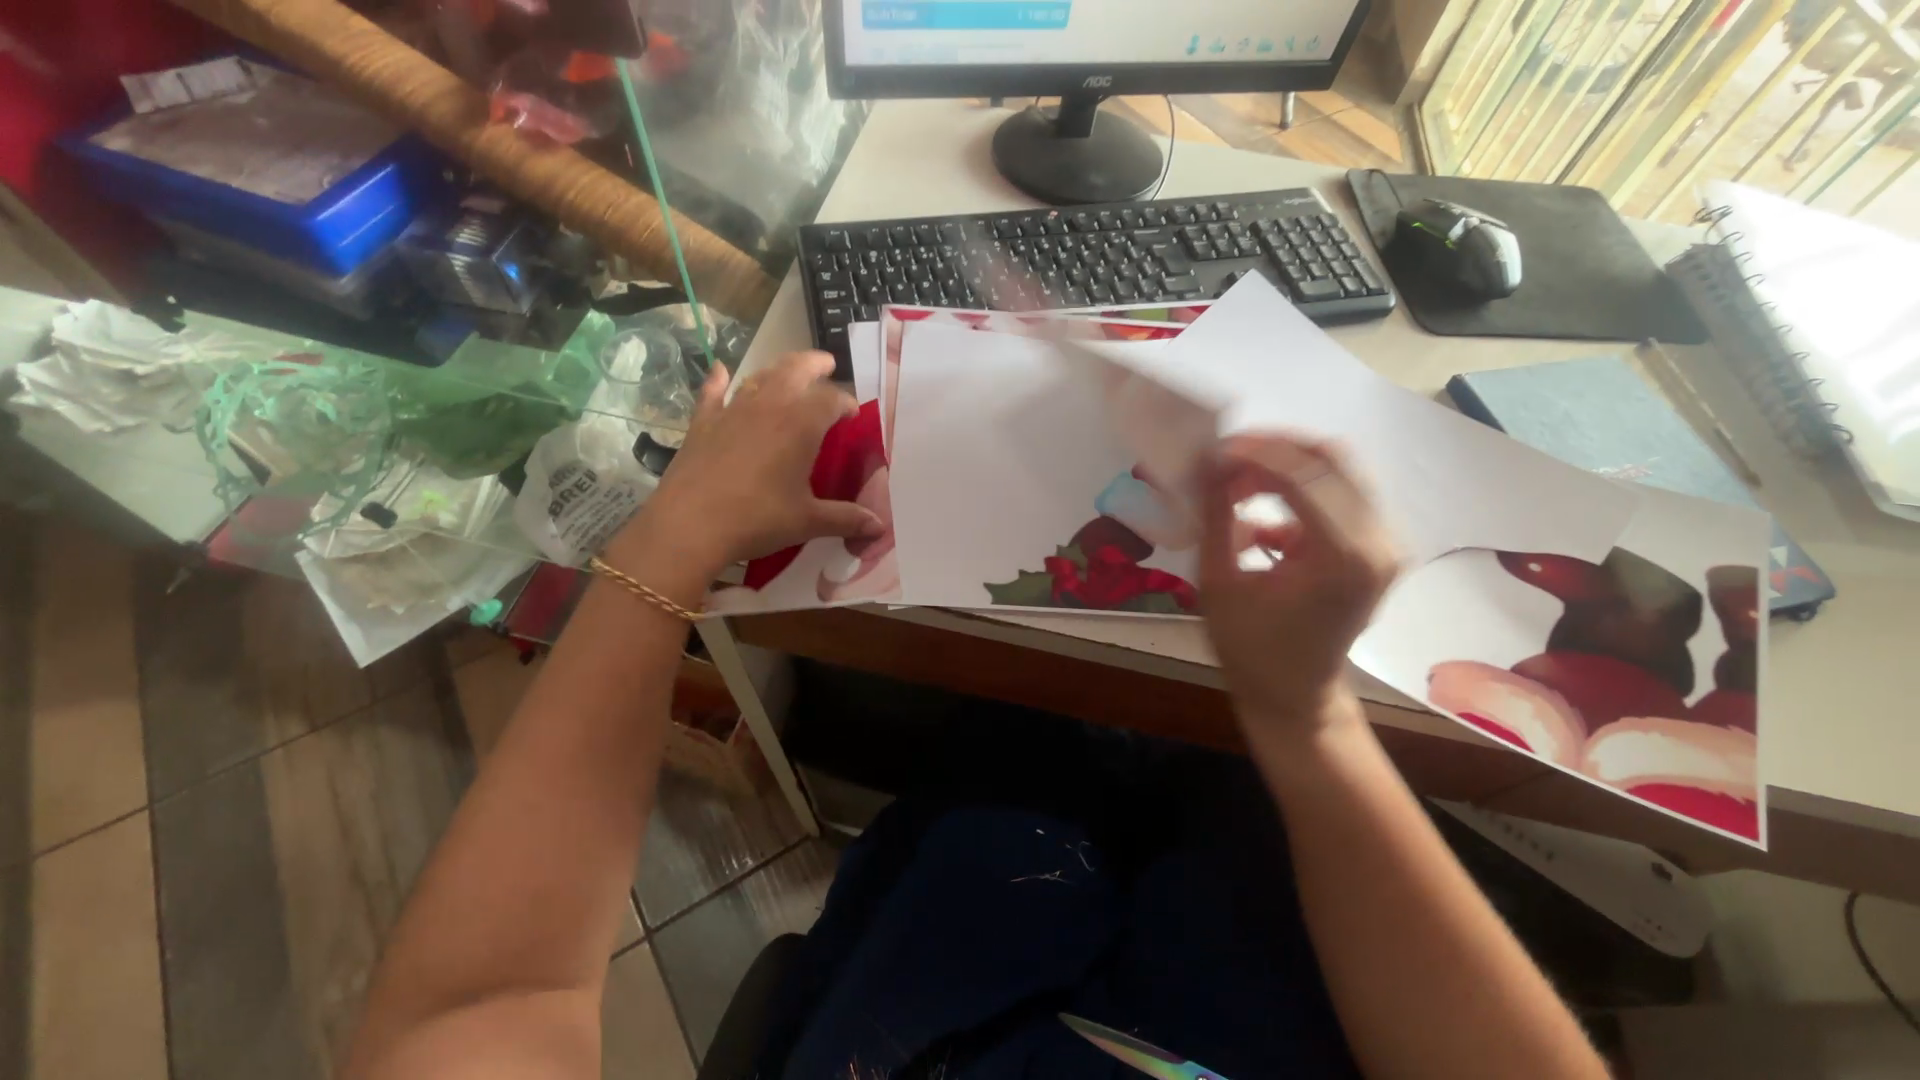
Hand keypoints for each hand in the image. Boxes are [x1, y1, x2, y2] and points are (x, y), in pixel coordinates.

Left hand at [609, 352, 883, 575]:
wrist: (690, 525)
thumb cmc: (757, 519)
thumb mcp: (807, 522)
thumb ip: (845, 518)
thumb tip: (878, 526)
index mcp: (801, 424)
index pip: (833, 399)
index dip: (847, 403)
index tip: (853, 416)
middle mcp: (770, 405)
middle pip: (796, 369)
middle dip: (815, 364)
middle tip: (826, 365)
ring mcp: (733, 410)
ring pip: (760, 376)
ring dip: (778, 370)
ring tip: (789, 373)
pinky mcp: (703, 422)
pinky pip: (712, 392)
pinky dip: (718, 379)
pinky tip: (720, 370)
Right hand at [1198, 434, 1399, 735]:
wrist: (1294, 694)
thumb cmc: (1250, 648)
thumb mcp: (1218, 581)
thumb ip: (1217, 515)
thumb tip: (1210, 462)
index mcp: (1342, 557)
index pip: (1304, 475)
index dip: (1255, 453)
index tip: (1213, 450)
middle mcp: (1377, 543)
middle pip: (1332, 458)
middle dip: (1273, 449)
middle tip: (1225, 458)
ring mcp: (1384, 543)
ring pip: (1340, 470)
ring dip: (1286, 466)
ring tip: (1238, 483)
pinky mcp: (1377, 546)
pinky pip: (1340, 494)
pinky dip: (1299, 491)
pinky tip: (1259, 513)